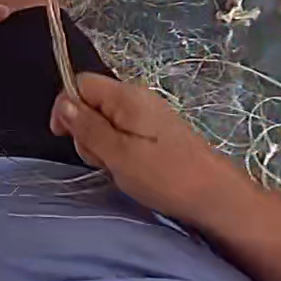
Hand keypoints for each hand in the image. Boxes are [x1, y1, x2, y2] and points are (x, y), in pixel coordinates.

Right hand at [50, 72, 243, 225]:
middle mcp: (136, 97)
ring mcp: (147, 114)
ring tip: (118, 166)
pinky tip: (128, 168)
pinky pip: (121, 131)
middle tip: (102, 158)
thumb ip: (87, 127)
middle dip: (85, 130)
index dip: (66, 107)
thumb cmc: (165, 176)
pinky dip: (116, 149)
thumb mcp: (117, 154)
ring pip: (104, 119)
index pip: (80, 83)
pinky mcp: (154, 131)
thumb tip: (64, 103)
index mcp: (126, 96)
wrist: (217, 198)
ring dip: (100, 143)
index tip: (63, 136)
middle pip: (90, 101)